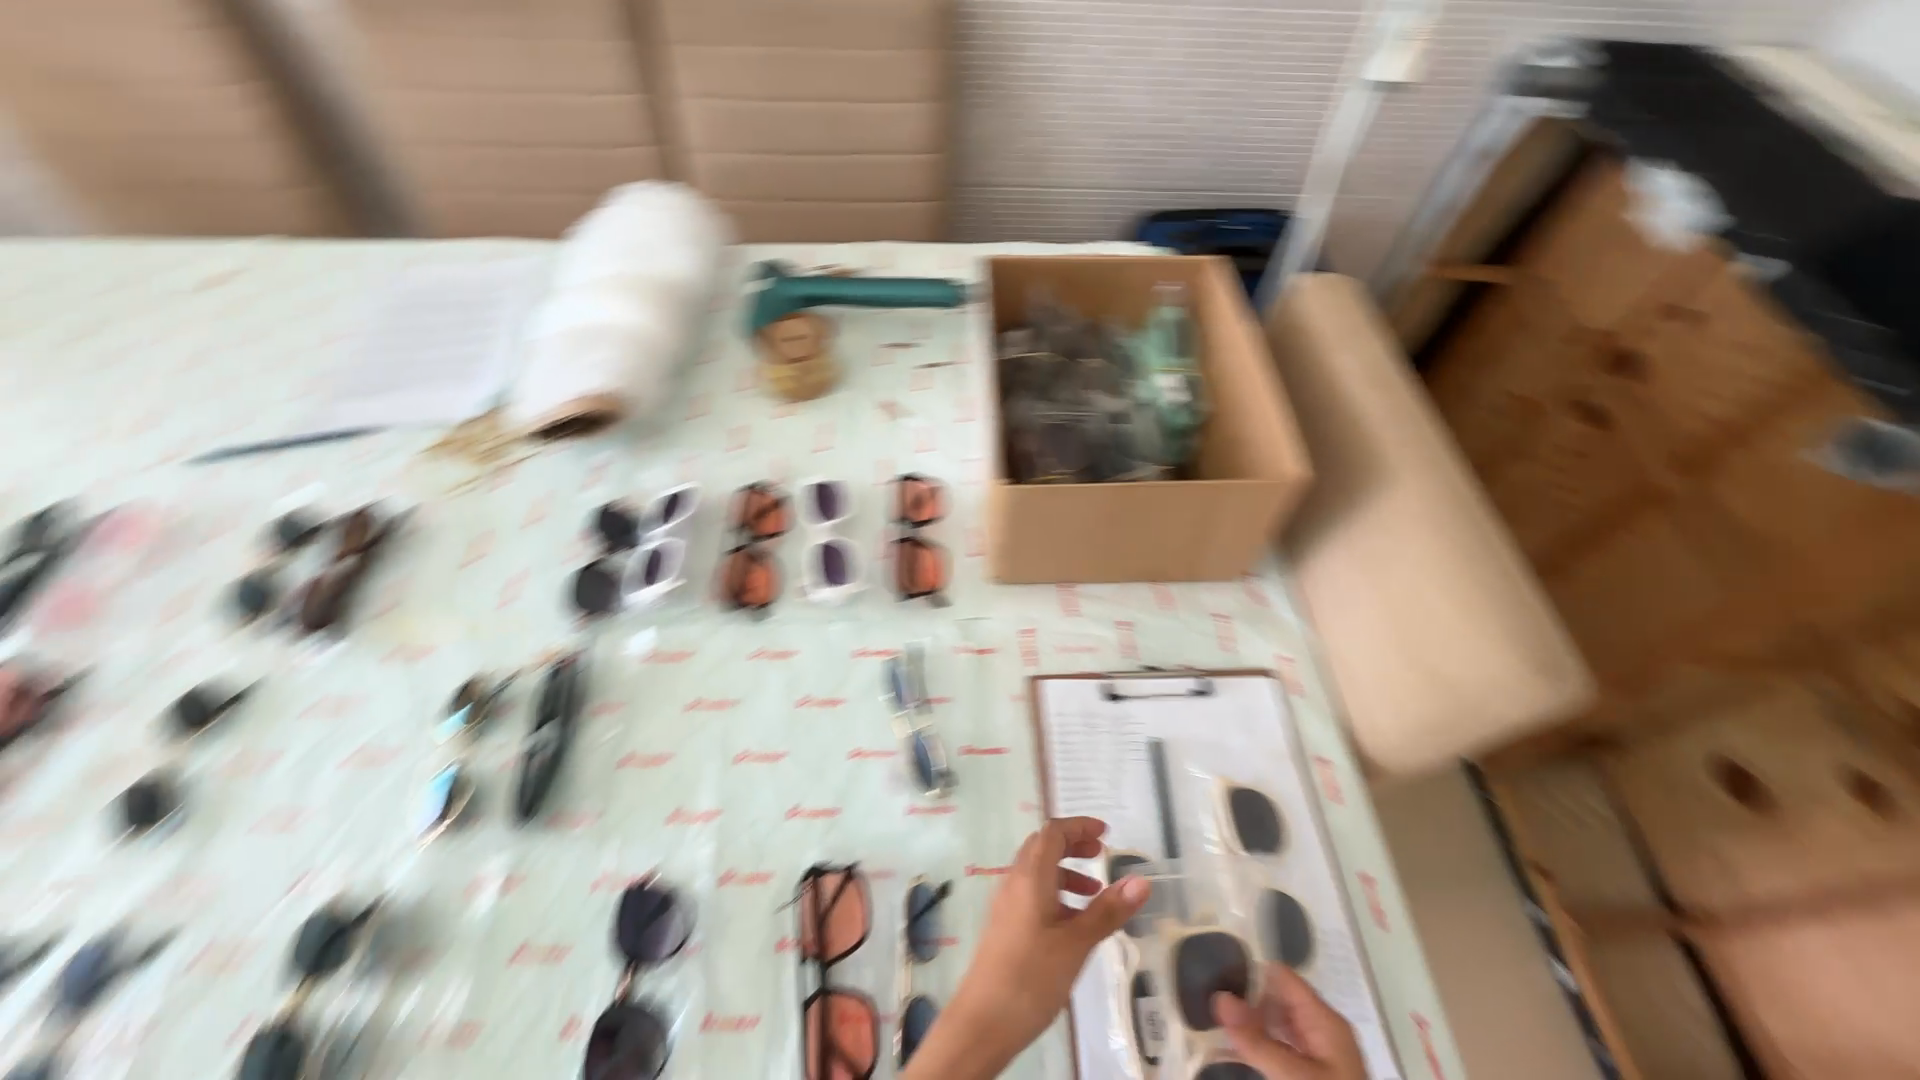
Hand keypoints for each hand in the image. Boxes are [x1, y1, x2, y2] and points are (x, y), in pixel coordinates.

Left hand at [901, 817, 1150, 1079]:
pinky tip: (1072, 924)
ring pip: (1036, 873)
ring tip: (1094, 894)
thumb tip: (1141, 880)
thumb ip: (1107, 910)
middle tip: (1101, 854)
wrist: (982, 1022)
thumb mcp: (1076, 944)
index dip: (1078, 827)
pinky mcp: (1005, 929)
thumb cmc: (1031, 977)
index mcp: (1029, 878)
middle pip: (1041, 848)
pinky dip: (1055, 896)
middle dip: (1072, 845)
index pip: (1051, 833)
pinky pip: (1031, 896)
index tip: (1106, 833)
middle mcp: (1014, 884)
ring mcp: (1006, 907)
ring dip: (1065, 873)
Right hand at [1213, 964, 1367, 1079]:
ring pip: (1274, 1024)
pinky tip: (1228, 1051)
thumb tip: (1219, 998)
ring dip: (1246, 1024)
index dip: (1250, 971)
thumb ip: (1256, 1040)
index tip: (1214, 974)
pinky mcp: (1308, 1071)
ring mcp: (1315, 1051)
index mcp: (1324, 1020)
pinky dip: (1254, 1046)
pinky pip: (1277, 1048)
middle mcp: (1320, 1028)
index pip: (1281, 977)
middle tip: (1205, 1001)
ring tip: (1209, 1022)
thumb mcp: (1293, 1075)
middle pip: (1276, 999)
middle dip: (1244, 1000)